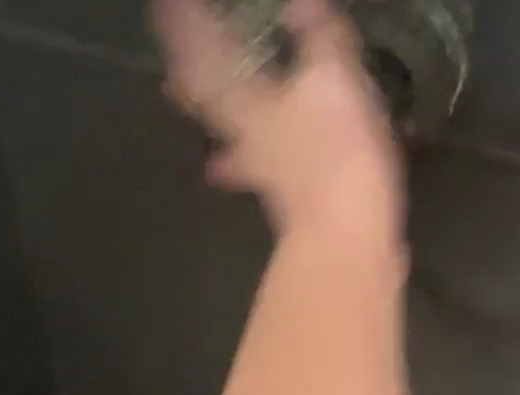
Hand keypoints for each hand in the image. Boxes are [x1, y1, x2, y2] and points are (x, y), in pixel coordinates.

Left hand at [151, 0, 401, 231]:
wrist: (352, 244)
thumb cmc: (338, 160)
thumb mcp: (336, 84)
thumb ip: (320, 36)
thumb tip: (301, 0)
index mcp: (238, 96)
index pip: (198, 41)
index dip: (183, 16)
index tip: (167, 2)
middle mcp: (239, 133)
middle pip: (201, 94)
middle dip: (190, 71)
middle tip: (176, 56)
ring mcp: (262, 172)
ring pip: (227, 136)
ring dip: (215, 118)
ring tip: (201, 105)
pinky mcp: (291, 202)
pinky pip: (260, 168)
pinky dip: (251, 161)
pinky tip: (260, 165)